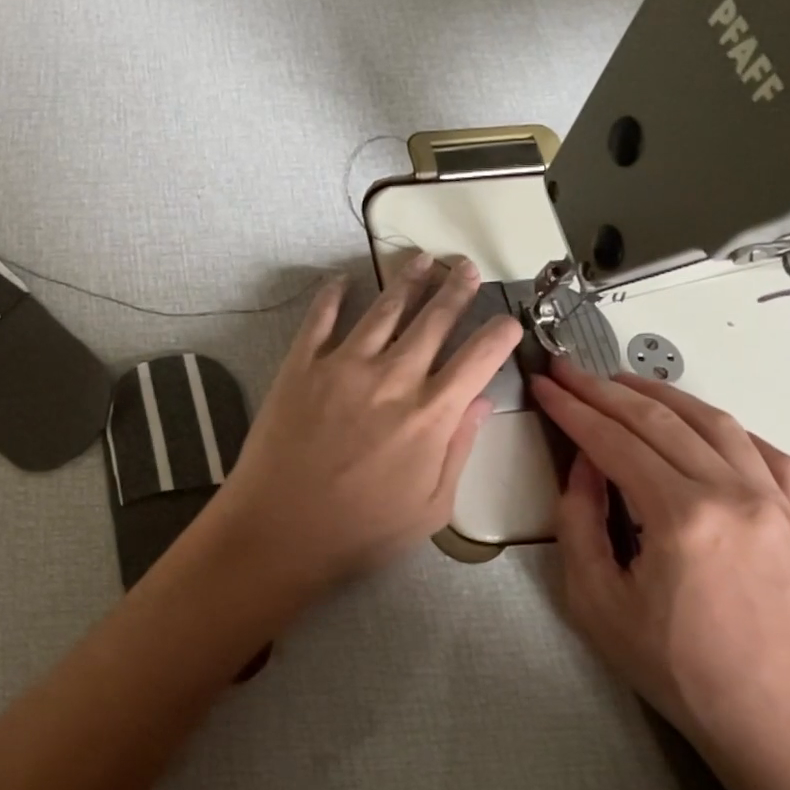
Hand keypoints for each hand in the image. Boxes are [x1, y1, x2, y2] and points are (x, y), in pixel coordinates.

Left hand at [203, 255, 521, 594]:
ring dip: (406, 280)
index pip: (478, 359)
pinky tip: (341, 280)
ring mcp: (343, 366)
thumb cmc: (361, 530)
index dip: (499, 334)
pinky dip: (331, 295)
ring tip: (421, 258)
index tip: (508, 320)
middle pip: (433, 320)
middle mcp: (392, 378)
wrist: (280, 528)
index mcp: (431, 414)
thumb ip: (459, 449)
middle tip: (466, 267)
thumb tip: (482, 403)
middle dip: (455, 289)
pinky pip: (319, 318)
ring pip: (383, 309)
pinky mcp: (301, 365)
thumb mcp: (431, 507)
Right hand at [531, 362, 789, 789]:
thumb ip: (579, 522)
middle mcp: (734, 495)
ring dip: (662, 395)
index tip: (544, 385)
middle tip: (568, 370)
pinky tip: (698, 423)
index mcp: (681, 517)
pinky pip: (764, 451)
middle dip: (604, 389)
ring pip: (714, 423)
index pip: (613, 440)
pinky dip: (723, 426)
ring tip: (621, 382)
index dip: (571, 408)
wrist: (780, 724)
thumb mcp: (596, 602)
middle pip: (659, 421)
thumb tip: (584, 466)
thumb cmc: (679, 670)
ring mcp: (777, 503)